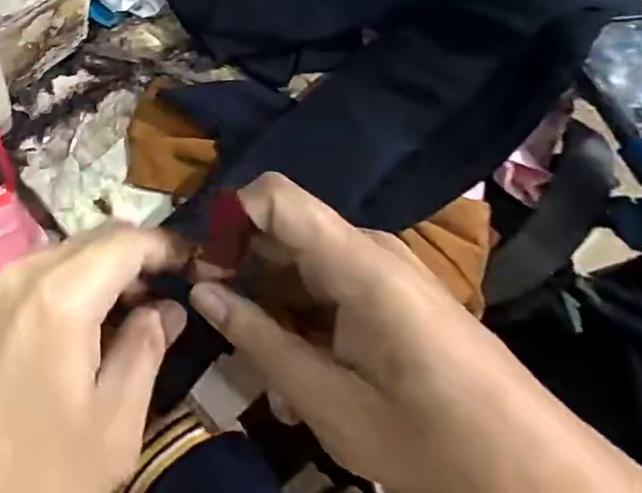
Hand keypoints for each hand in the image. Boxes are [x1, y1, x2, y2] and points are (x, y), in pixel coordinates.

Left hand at [0, 226, 188, 492]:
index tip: (197, 262)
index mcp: (58, 294)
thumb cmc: (42, 468)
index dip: (164, 245)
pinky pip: (40, 272)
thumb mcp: (113, 424)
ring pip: (65, 251)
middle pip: (91, 239)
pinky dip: (75, 280)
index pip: (122, 242)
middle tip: (175, 289)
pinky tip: (94, 319)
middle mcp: (23, 272)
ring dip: (105, 267)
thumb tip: (166, 309)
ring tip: (141, 307)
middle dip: (136, 255)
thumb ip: (144, 352)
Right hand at [191, 175, 641, 492]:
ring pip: (302, 266)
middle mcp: (371, 253)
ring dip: (271, 306)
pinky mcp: (399, 301)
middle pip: (281, 232)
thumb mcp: (332, 403)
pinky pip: (332, 289)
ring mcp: (388, 276)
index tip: (204, 267)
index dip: (227, 218)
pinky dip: (304, 320)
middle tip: (219, 324)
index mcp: (358, 263)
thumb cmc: (441, 447)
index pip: (272, 195)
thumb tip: (200, 289)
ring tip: (260, 370)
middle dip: (241, 271)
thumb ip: (258, 338)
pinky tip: (299, 376)